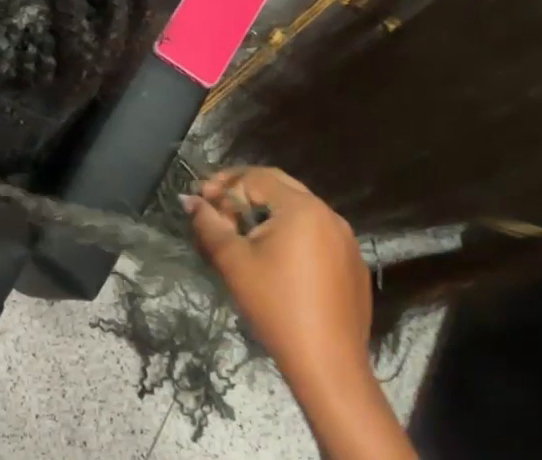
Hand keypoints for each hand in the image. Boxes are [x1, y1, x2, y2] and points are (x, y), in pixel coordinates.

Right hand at [185, 167, 369, 380]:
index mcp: (302, 209)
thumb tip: (188, 200)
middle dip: (245, 191)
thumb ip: (207, 223)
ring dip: (268, 212)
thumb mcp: (232, 260)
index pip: (257, 177)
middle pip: (280, 186)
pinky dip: (291, 234)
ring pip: (300, 211)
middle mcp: (330, 216)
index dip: (225, 183)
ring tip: (242, 233)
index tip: (202, 201)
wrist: (328, 364)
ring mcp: (347, 241)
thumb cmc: (275, 304)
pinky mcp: (353, 265)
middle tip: (217, 207)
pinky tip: (275, 260)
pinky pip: (317, 235)